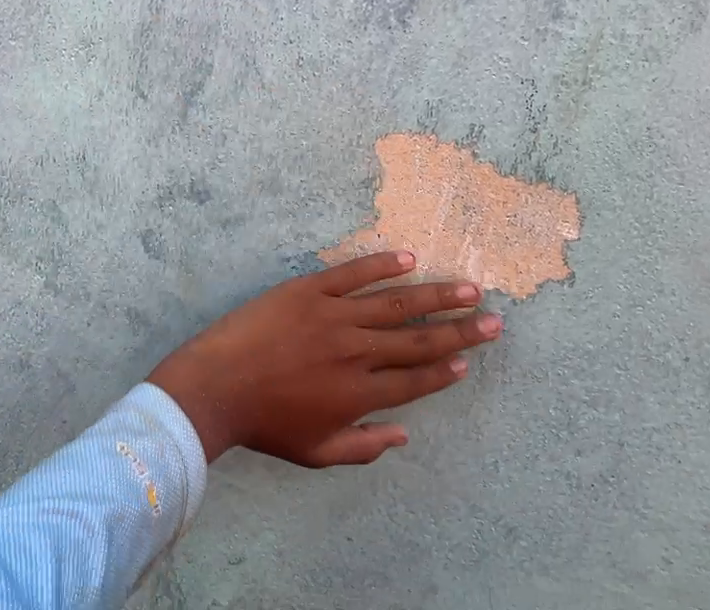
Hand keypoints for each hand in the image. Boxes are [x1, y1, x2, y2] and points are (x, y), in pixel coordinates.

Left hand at [147, 250, 500, 467]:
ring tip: (468, 288)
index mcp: (360, 393)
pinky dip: (382, 265)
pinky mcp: (309, 290)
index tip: (468, 361)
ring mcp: (334, 317)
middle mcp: (357, 353)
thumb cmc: (263, 422)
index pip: (415, 380)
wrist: (216, 385)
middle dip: (460, 331)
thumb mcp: (315, 452)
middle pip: (418, 339)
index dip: (444, 369)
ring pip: (395, 302)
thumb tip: (403, 436)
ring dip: (435, 295)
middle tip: (494, 321)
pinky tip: (408, 258)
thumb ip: (363, 448)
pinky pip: (353, 274)